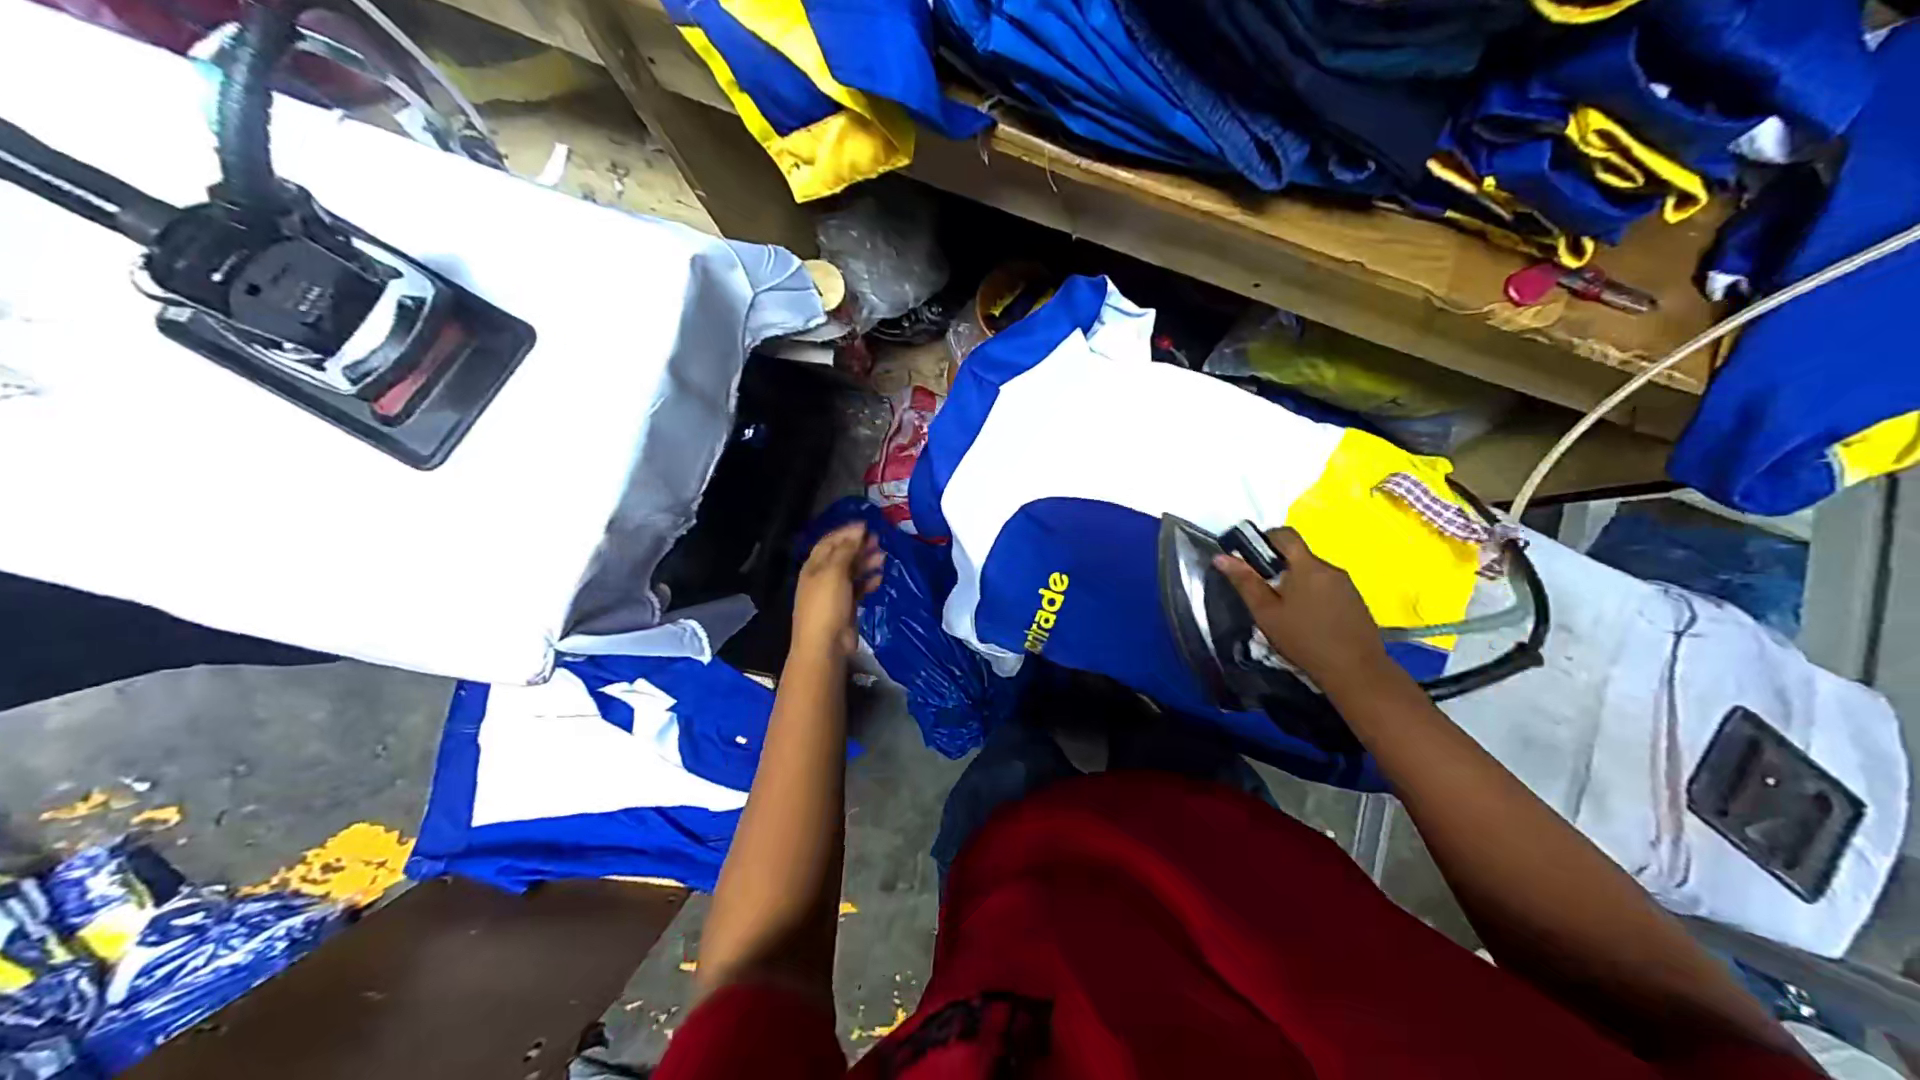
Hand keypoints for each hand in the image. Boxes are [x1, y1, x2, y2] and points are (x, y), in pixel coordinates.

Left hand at [793, 523, 883, 658]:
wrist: (825, 645)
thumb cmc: (826, 605)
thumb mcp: (834, 572)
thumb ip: (846, 550)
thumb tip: (857, 531)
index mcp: (814, 566)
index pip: (829, 542)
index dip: (846, 532)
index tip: (866, 525)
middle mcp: (822, 577)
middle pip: (841, 555)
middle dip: (859, 546)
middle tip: (878, 539)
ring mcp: (834, 593)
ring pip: (851, 571)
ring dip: (866, 562)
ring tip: (883, 557)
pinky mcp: (846, 607)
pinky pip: (858, 588)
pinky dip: (868, 581)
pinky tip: (880, 578)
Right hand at [1212, 526, 1394, 694]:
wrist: (1355, 670)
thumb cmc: (1304, 640)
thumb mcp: (1266, 613)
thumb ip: (1245, 582)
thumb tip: (1221, 557)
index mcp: (1306, 566)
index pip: (1285, 534)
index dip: (1265, 539)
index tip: (1251, 558)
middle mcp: (1329, 568)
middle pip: (1299, 556)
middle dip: (1279, 567)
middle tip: (1264, 594)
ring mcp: (1346, 584)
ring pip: (1313, 573)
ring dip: (1297, 583)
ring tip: (1286, 611)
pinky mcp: (1356, 600)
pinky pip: (1328, 587)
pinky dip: (1314, 595)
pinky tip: (1309, 621)